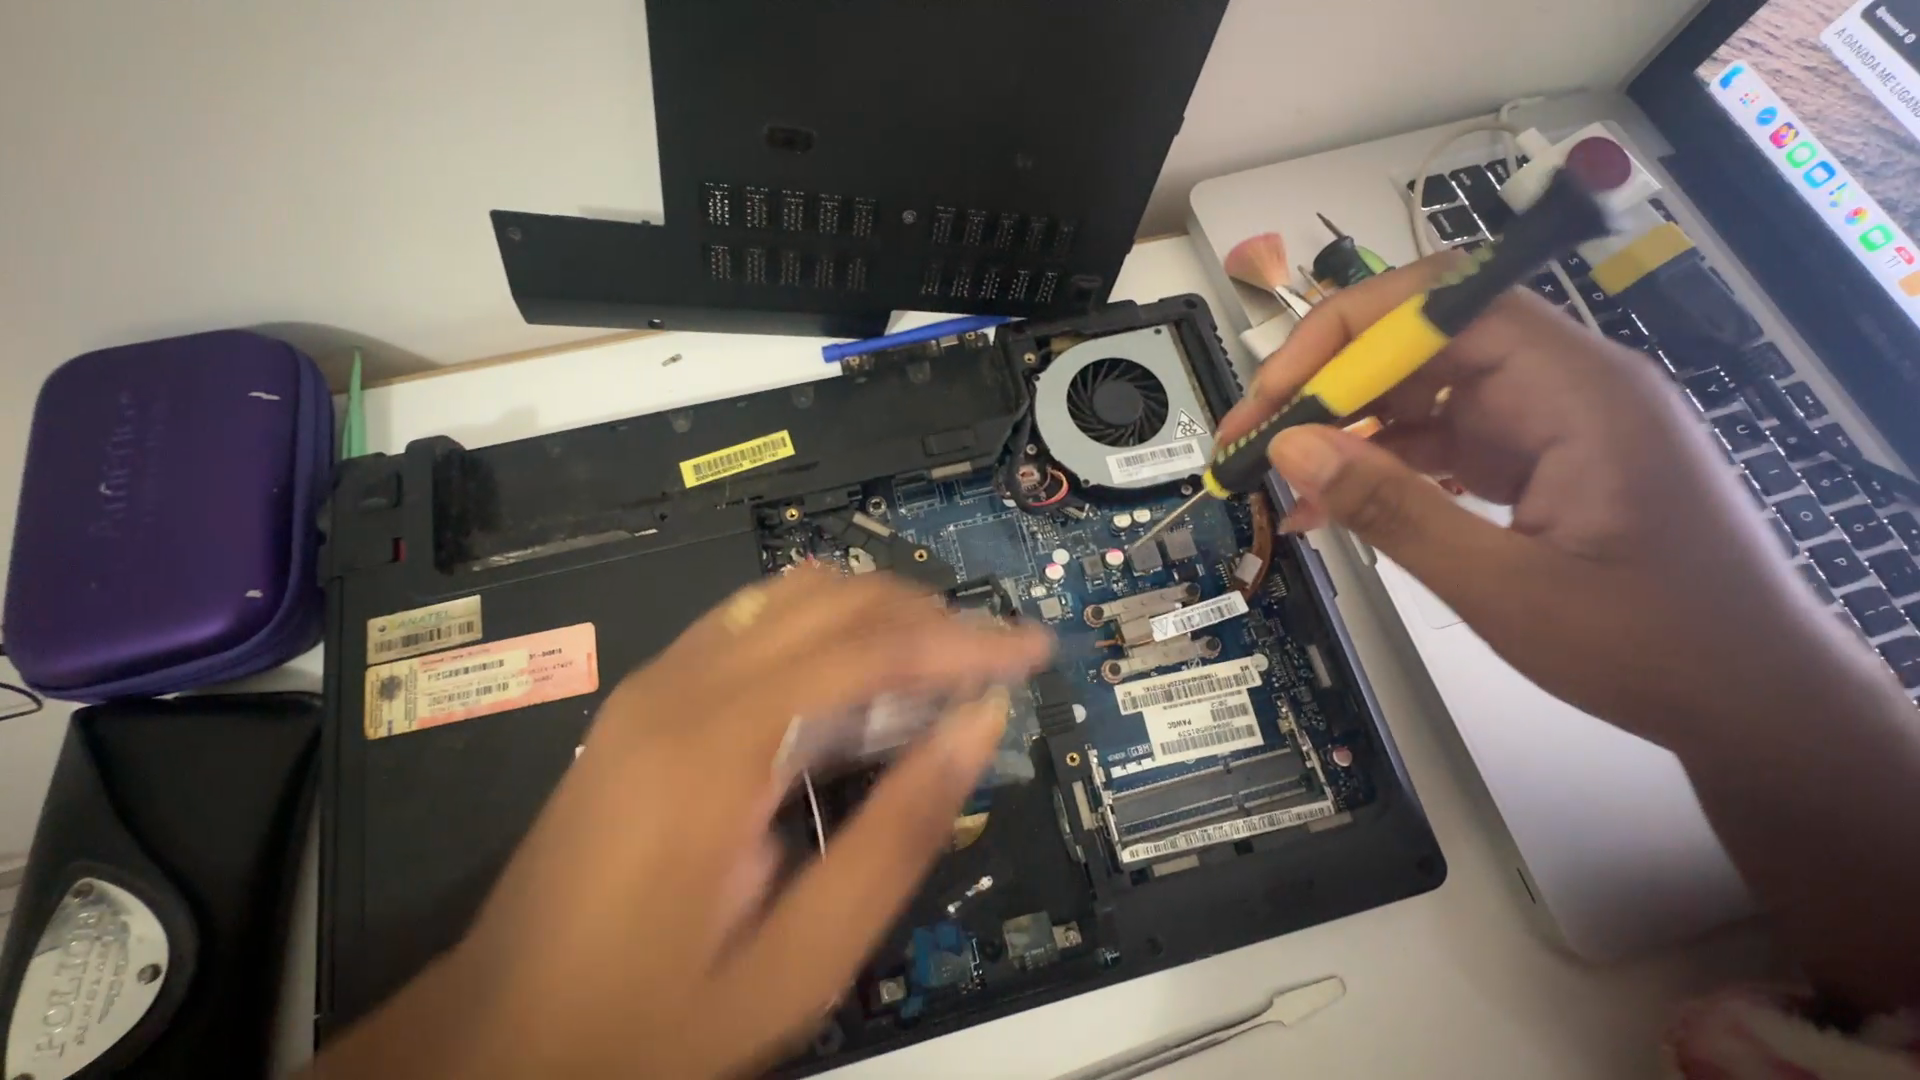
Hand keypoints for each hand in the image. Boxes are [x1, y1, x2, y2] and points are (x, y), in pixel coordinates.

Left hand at [309, 569, 1054, 1079]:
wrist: (493, 1040)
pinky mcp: (647, 698)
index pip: (868, 650)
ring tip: (944, 666)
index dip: (963, 642)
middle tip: (998, 661)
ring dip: (880, 614)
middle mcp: (681, 686)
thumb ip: (897, 836)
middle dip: (931, 618)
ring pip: (792, 596)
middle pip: (833, 602)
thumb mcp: (796, 963)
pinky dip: (827, 627)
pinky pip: (754, 622)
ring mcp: (656, 683)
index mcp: (715, 747)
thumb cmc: (649, 1021)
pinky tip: (861, 675)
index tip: (1034, 648)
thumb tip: (978, 726)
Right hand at [1219, 257, 1888, 744]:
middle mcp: (1557, 386)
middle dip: (1325, 386)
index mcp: (1573, 389)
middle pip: (1419, 345)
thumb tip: (1289, 448)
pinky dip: (1377, 470)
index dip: (1342, 334)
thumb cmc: (1647, 647)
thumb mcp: (1501, 586)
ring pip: (1419, 396)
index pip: (1441, 305)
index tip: (1272, 396)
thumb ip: (1392, 508)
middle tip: (1249, 442)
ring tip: (1273, 482)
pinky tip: (1328, 510)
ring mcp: (1543, 424)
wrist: (1750, 704)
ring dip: (1342, 433)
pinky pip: (1435, 444)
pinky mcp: (1529, 462)